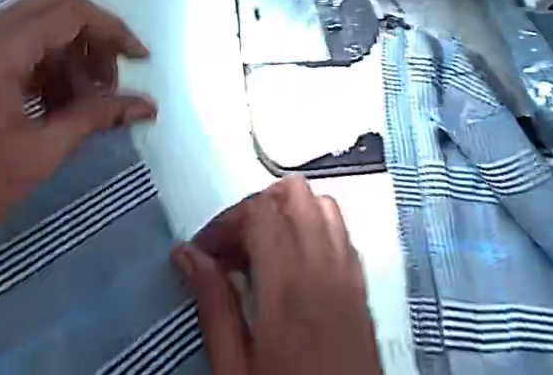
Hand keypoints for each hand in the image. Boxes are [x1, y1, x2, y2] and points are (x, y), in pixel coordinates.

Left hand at [0, 0, 156, 257]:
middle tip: (110, 86)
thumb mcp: (36, 155)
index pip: (70, 11)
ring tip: (83, 107)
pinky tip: (55, 107)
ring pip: (38, 24)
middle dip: (93, 39)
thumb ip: (93, 119)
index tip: (141, 61)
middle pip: (56, 6)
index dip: (113, 30)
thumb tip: (147, 105)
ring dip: (69, 55)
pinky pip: (18, 44)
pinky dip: (45, 65)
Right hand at [174, 177, 381, 374]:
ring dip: (288, 214)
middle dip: (255, 209)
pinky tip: (294, 266)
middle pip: (293, 195)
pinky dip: (315, 231)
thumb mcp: (235, 370)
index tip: (204, 251)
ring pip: (322, 206)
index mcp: (289, 287)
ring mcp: (350, 280)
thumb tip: (188, 256)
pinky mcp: (365, 295)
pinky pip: (342, 234)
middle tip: (231, 248)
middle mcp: (325, 272)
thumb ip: (213, 305)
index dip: (225, 221)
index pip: (259, 211)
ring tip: (260, 251)